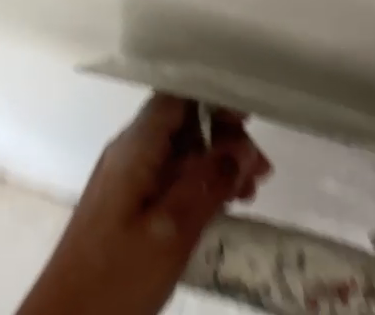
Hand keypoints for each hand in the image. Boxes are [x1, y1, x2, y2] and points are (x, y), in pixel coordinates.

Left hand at [18, 94, 270, 314]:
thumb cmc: (115, 277)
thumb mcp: (170, 232)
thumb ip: (207, 184)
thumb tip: (241, 146)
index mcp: (135, 147)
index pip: (176, 96)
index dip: (214, 98)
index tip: (250, 120)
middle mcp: (128, 153)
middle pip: (182, 122)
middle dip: (224, 137)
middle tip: (260, 172)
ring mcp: (126, 179)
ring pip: (179, 152)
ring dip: (216, 163)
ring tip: (249, 193)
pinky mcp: (127, 205)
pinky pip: (169, 177)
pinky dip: (199, 184)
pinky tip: (222, 207)